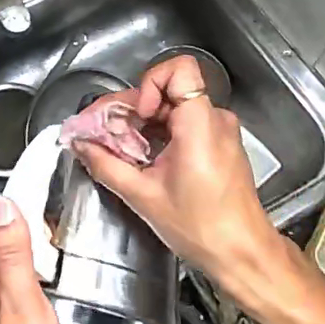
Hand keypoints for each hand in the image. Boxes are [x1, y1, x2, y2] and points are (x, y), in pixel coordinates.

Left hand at [0, 198, 67, 323]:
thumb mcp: (25, 306)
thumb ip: (13, 256)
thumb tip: (1, 207)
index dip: (3, 205)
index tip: (30, 196)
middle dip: (2, 221)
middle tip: (36, 217)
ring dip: (3, 244)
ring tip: (34, 241)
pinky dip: (4, 268)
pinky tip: (23, 278)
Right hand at [70, 56, 285, 291]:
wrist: (243, 254)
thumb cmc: (205, 229)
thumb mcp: (144, 196)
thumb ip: (106, 164)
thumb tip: (82, 145)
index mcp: (200, 125)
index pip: (180, 69)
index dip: (150, 82)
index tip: (138, 112)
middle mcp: (214, 119)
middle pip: (166, 89)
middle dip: (132, 108)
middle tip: (106, 132)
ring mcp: (219, 130)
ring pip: (173, 106)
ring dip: (144, 123)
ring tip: (123, 149)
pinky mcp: (218, 142)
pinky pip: (184, 122)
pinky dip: (160, 133)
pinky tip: (144, 157)